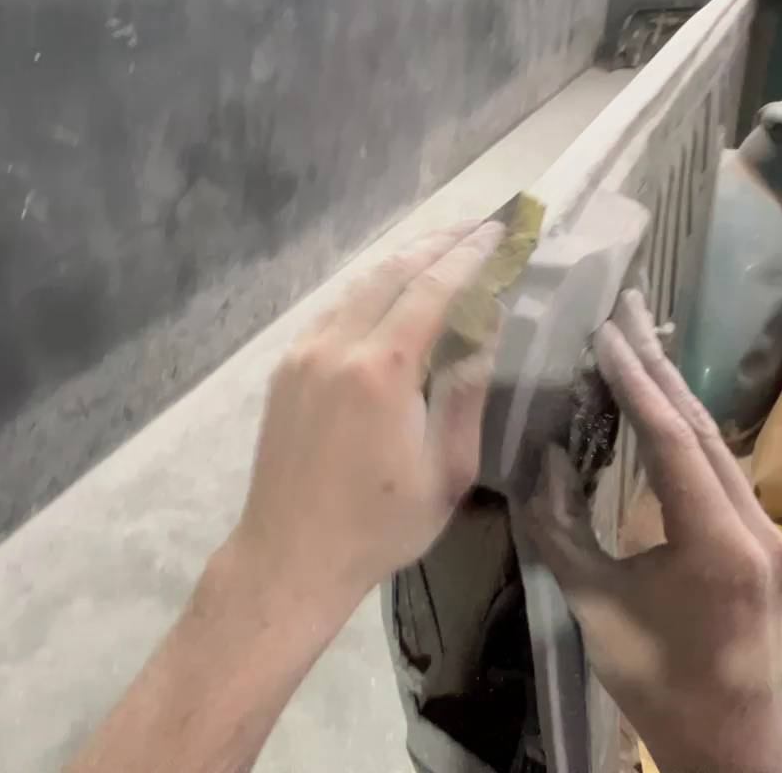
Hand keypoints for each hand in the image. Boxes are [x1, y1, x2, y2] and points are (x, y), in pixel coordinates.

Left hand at [226, 219, 505, 618]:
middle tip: (475, 227)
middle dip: (436, 244)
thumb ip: (466, 394)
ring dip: (400, 262)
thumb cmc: (379, 526)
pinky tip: (386, 291)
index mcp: (381, 371)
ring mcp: (302, 352)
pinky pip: (331, 311)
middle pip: (390, 273)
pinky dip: (365, 291)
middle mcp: (336, 345)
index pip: (431, 290)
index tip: (496, 231)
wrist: (290, 554)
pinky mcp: (285, 366)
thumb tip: (485, 332)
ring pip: (356, 286)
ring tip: (438, 249)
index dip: (467, 256)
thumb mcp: (445, 471)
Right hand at [526, 290, 781, 772]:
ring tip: (636, 338)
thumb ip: (561, 526)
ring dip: (672, 389)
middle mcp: (754, 526)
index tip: (604, 332)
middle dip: (658, 363)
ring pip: (714, 441)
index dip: (635, 383)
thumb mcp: (593, 603)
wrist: (730, 746)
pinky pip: (717, 464)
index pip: (671, 440)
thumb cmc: (656, 681)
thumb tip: (543, 460)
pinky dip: (681, 424)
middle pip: (701, 427)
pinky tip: (658, 402)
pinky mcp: (759, 539)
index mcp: (717, 543)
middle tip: (629, 304)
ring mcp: (765, 531)